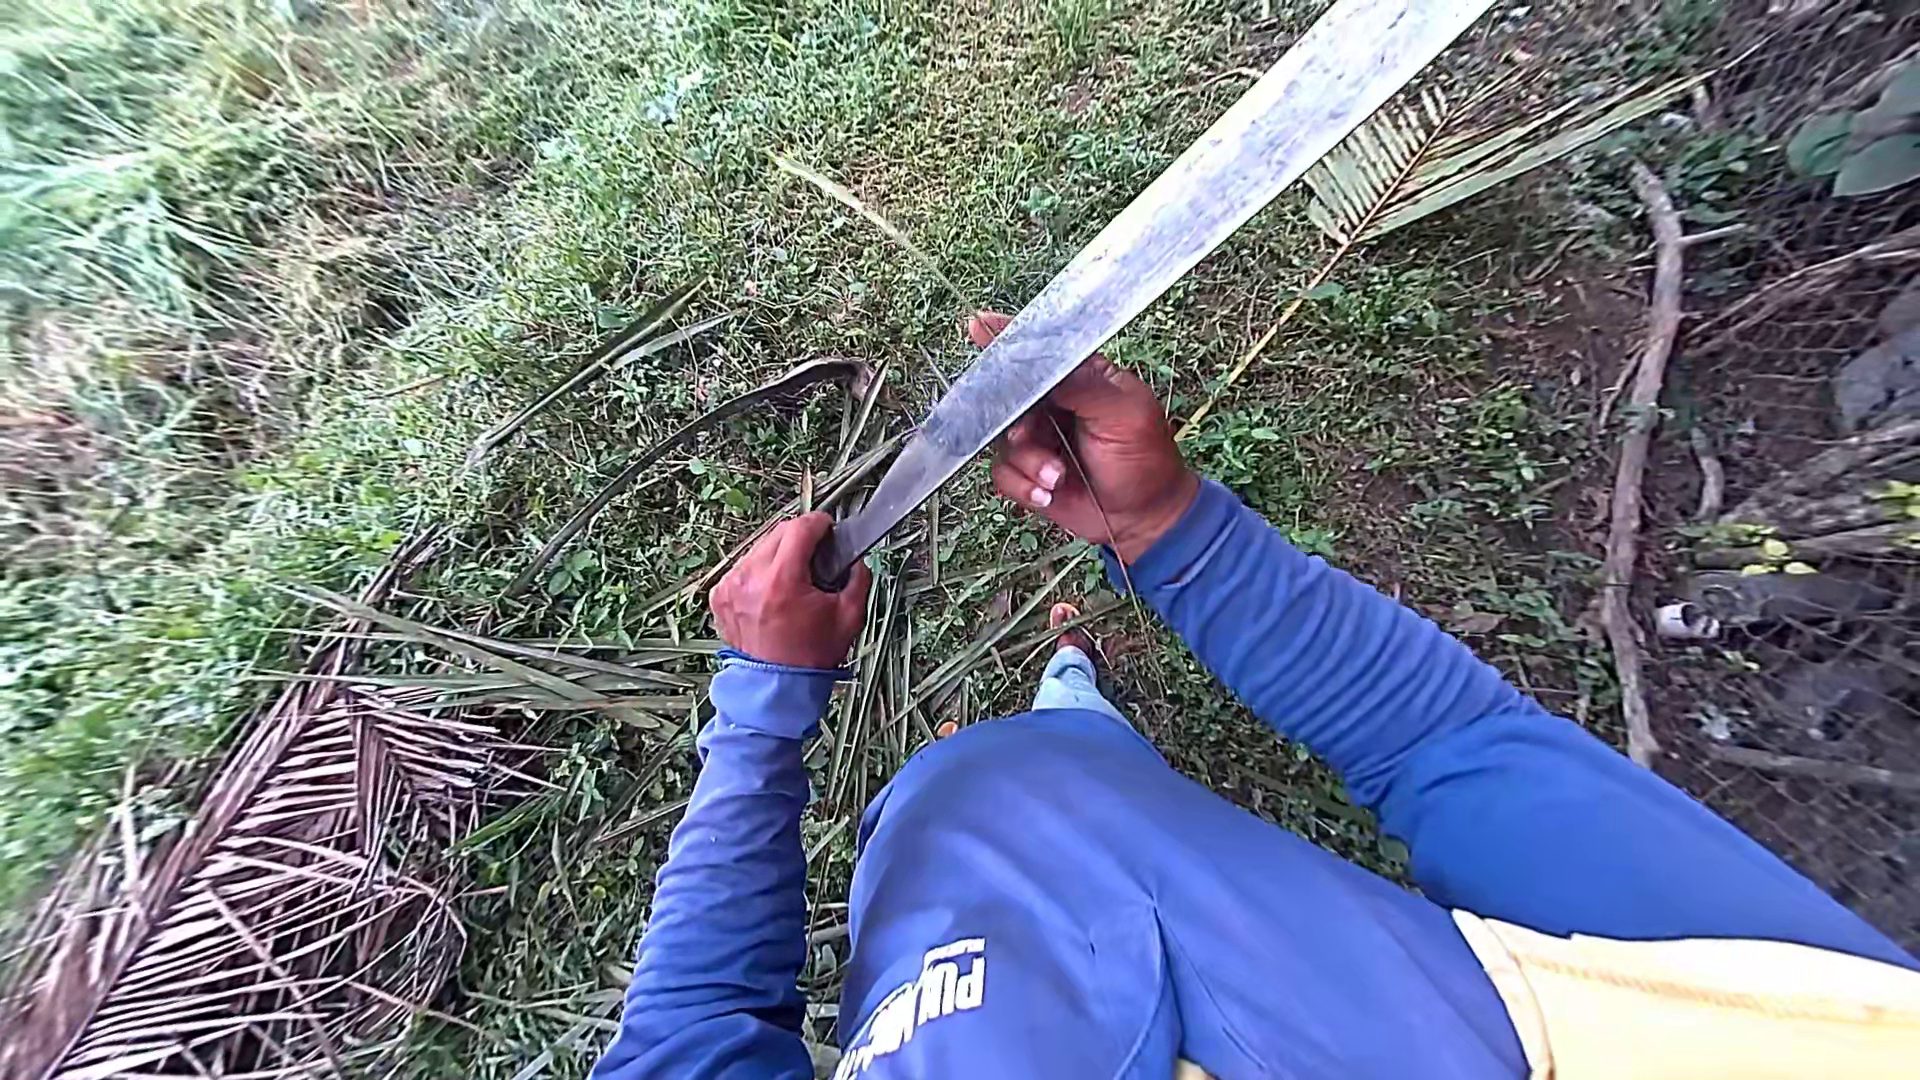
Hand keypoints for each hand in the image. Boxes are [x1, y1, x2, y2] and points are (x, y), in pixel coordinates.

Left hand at [711, 513, 871, 668]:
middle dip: (801, 537)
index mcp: (782, 580)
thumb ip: (859, 579)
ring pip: (760, 547)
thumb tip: (855, 559)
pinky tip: (774, 590)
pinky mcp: (720, 595)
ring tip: (795, 575)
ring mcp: (730, 586)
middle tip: (816, 554)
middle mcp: (750, 577)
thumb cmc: (811, 655)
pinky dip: (761, 570)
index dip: (819, 523)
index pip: (800, 528)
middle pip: (778, 532)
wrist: (775, 687)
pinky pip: (744, 567)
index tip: (828, 528)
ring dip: (780, 552)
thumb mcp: (849, 616)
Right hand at [973, 311, 1198, 562]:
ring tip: (1057, 478)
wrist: (1141, 518)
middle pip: (1008, 397)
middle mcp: (1052, 406)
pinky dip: (1022, 486)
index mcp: (1079, 379)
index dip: (1007, 339)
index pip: (1040, 351)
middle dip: (1016, 421)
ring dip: (1029, 462)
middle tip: (1029, 435)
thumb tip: (1046, 370)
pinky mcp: (1027, 474)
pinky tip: (1047, 494)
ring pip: (1002, 440)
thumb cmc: (1144, 460)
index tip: (979, 327)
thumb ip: (1085, 388)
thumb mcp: (1124, 414)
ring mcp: (1037, 440)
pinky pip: (1002, 473)